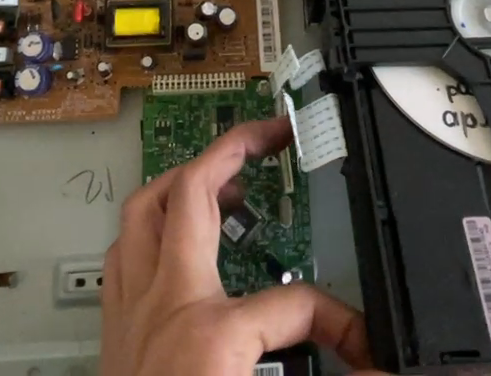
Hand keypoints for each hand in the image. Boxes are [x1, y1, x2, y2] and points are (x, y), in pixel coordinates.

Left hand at [102, 118, 380, 375]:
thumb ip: (323, 364)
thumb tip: (375, 365)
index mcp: (211, 337)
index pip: (297, 306)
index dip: (340, 321)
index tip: (362, 345)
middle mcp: (164, 307)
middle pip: (190, 194)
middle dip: (230, 153)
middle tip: (265, 138)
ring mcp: (132, 315)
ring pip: (142, 213)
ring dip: (179, 183)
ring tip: (216, 177)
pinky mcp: (114, 335)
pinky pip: (122, 255)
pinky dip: (147, 230)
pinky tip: (170, 238)